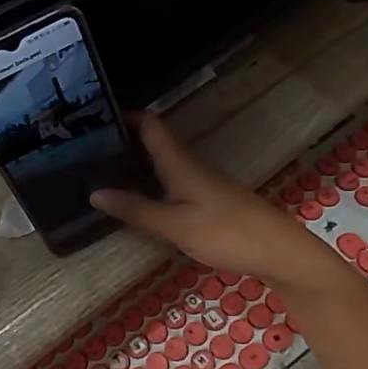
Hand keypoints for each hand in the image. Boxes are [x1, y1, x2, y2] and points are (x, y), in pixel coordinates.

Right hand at [91, 114, 350, 295]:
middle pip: (153, 142)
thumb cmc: (228, 233)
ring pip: (160, 162)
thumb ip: (136, 209)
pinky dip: (148, 181)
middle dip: (121, 140)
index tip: (94, 118)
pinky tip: (134, 197)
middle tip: (85, 148)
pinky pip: (169, 181)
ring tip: (100, 170)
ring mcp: (200, 183)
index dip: (124, 115)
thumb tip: (95, 193)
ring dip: (133, 162)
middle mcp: (189, 166)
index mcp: (180, 164)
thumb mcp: (176, 226)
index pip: (150, 125)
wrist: (282, 253)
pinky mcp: (207, 200)